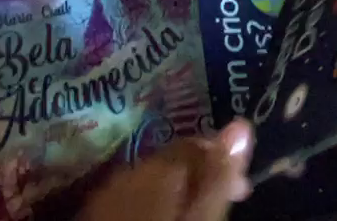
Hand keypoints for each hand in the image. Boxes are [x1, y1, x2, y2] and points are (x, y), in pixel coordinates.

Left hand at [79, 119, 253, 220]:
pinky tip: (159, 214)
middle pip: (170, 159)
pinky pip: (128, 196)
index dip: (222, 156)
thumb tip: (241, 124)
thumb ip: (217, 175)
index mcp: (154, 165)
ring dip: (175, 188)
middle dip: (198, 172)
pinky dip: (150, 202)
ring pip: (149, 178)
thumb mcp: (196, 216)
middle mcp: (126, 169)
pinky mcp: (93, 213)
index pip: (193, 143)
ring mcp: (105, 193)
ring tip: (194, 206)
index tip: (243, 183)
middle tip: (224, 195)